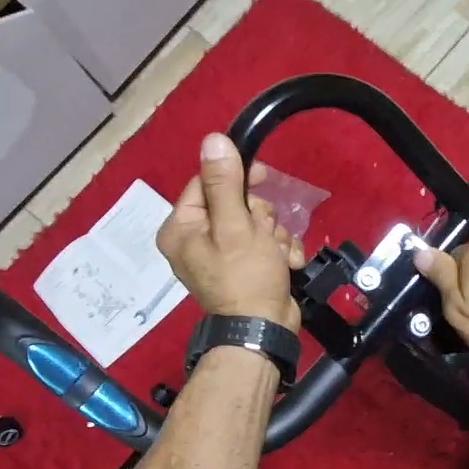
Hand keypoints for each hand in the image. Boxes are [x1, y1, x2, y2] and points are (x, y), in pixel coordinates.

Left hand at [157, 133, 305, 330]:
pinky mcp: (244, 268)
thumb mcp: (236, 225)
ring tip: (278, 255)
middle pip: (235, 203)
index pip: (207, 183)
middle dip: (261, 217)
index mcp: (182, 228)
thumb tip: (213, 139)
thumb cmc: (245, 277)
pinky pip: (264, 244)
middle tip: (266, 235)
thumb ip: (224, 182)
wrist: (264, 329)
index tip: (263, 175)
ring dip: (275, 236)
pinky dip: (279, 251)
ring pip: (256, 223)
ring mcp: (221, 256)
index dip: (237, 177)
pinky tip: (287, 263)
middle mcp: (196, 240)